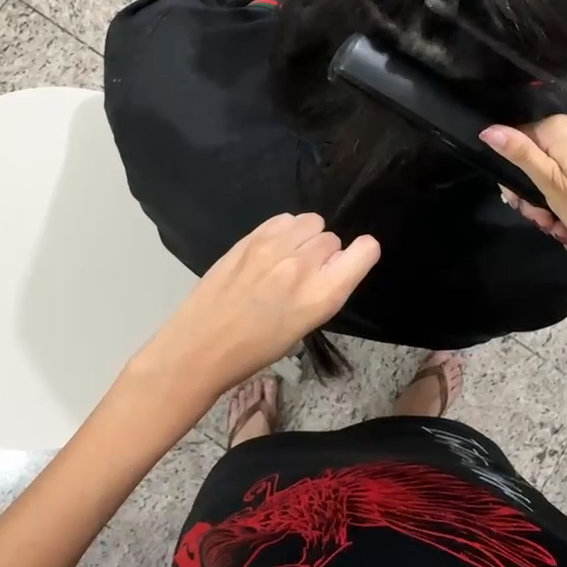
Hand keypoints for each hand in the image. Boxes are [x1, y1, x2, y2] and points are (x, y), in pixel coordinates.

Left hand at [126, 213, 379, 402]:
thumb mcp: (305, 326)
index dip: (361, 254)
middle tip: (304, 275)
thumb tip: (333, 263)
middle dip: (325, 253)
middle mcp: (303, 266)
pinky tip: (270, 251)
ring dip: (305, 236)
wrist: (201, 346)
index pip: (365, 251)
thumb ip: (325, 289)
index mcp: (322, 295)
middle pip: (333, 238)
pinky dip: (284, 230)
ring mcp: (274, 248)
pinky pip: (284, 218)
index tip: (348, 264)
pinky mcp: (250, 238)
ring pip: (311, 221)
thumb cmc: (256, 348)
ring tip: (287, 258)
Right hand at [481, 115, 566, 262]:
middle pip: (535, 158)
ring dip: (551, 203)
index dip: (513, 177)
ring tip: (562, 229)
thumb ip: (520, 154)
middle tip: (545, 223)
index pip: (515, 142)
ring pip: (554, 171)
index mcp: (558, 129)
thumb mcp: (552, 187)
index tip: (522, 207)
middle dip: (534, 194)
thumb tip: (487, 129)